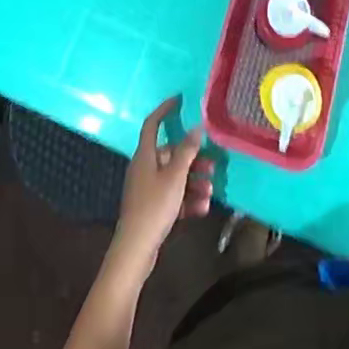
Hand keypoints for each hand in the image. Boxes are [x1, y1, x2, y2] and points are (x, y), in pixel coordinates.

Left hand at [112, 97, 213, 270]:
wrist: (136, 248)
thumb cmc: (155, 206)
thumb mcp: (175, 177)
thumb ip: (187, 151)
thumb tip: (196, 127)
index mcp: (145, 156)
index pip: (152, 125)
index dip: (164, 111)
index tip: (179, 100)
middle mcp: (144, 168)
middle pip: (170, 154)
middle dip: (193, 159)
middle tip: (212, 165)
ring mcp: (147, 188)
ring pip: (175, 176)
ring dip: (194, 182)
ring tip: (210, 192)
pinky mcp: (152, 207)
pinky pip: (173, 195)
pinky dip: (187, 199)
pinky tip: (202, 209)